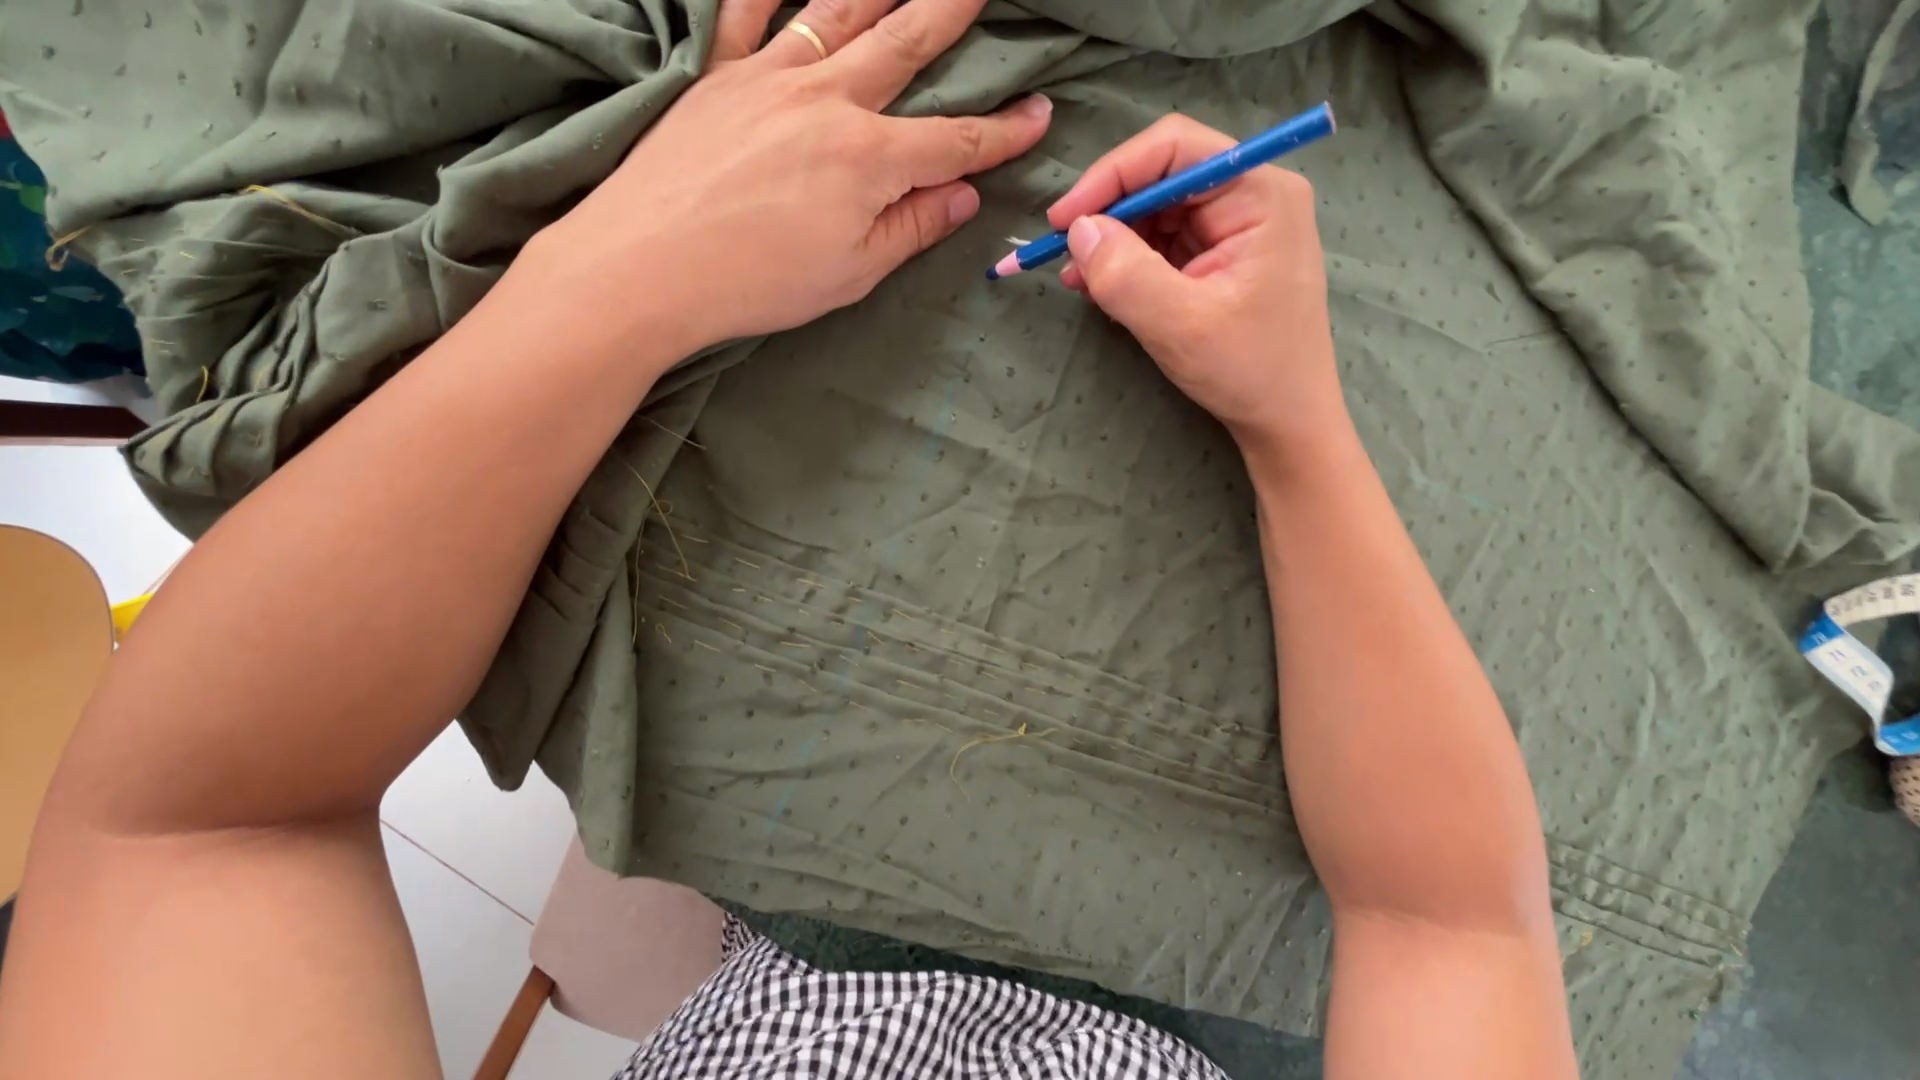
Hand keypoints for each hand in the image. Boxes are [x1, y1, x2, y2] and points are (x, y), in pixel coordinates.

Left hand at [529, 0, 1051, 360]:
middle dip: (952, 11)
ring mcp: (770, 77)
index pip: (955, 140)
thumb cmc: (757, 282)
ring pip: (840, 11)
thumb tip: (961, 197)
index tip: (1040, 113)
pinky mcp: (718, 75)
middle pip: (906, 44)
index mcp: (870, 159)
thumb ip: (911, 229)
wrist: (648, 267)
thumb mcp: (852, 273)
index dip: (1003, 131)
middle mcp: (828, 100)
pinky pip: (747, 12)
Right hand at [1049, 115, 1345, 450]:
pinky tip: (1100, 289)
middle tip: (1065, 254)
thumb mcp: (1180, 324)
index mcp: (1259, 194)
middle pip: (1163, 176)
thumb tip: (1077, 230)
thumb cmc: (1247, 370)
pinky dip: (1128, 262)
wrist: (1286, 420)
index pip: (1174, 149)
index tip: (1063, 219)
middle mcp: (1251, 196)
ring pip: (1157, 211)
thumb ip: (1125, 273)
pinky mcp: (1221, 257)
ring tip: (1078, 280)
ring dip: (1113, 242)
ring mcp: (1237, 227)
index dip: (1111, 175)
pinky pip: (1163, 243)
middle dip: (1109, 213)